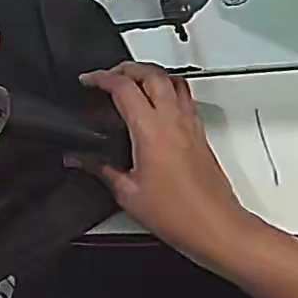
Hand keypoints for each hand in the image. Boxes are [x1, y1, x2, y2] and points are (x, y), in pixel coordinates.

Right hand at [75, 63, 259, 255]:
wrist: (216, 228)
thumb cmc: (180, 214)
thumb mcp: (127, 193)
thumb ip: (100, 169)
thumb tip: (81, 160)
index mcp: (151, 130)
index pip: (123, 87)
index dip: (101, 78)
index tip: (88, 80)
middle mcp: (173, 121)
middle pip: (151, 73)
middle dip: (126, 68)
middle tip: (108, 75)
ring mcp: (190, 125)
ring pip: (172, 80)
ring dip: (150, 74)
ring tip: (133, 80)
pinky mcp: (200, 135)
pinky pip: (185, 98)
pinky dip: (167, 90)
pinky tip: (158, 104)